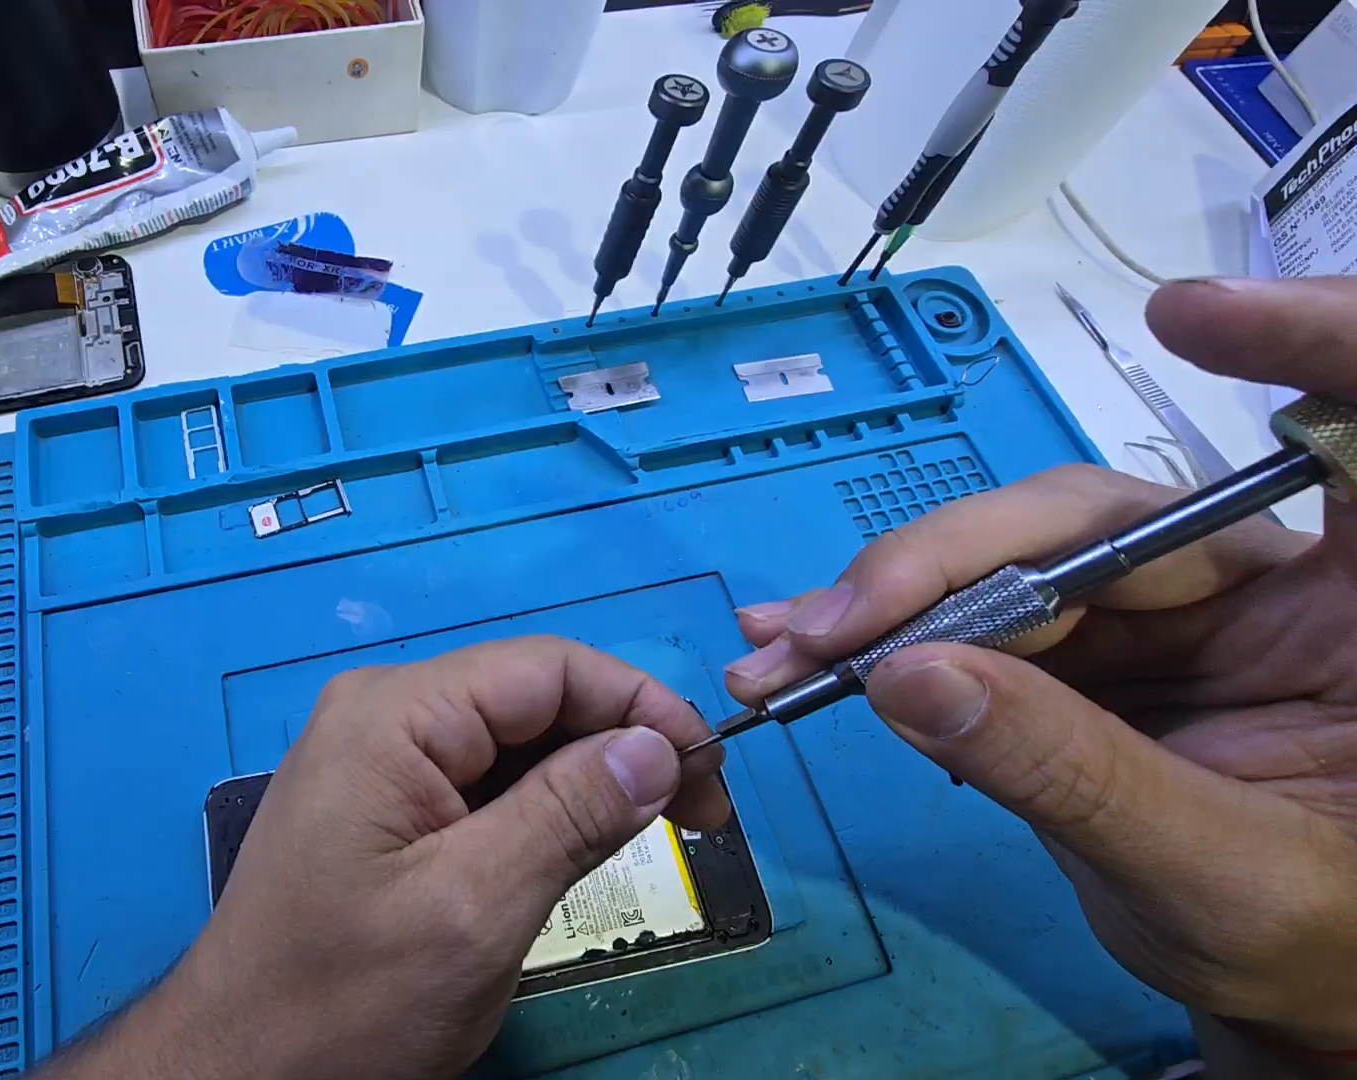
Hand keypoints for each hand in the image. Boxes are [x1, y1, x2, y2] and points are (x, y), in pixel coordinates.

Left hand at [54, 637, 731, 1079]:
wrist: (238, 1069)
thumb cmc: (346, 1001)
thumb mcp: (473, 910)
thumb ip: (568, 815)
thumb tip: (659, 746)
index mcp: (396, 711)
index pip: (545, 668)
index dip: (639, 704)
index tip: (711, 769)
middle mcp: (384, 708)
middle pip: (529, 696)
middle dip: (619, 741)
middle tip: (698, 812)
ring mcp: (378, 749)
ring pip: (511, 737)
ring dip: (586, 775)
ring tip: (651, 828)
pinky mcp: (383, 792)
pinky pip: (479, 774)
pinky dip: (541, 801)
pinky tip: (577, 838)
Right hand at [724, 277, 1356, 1071]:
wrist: (1281, 995)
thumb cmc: (1326, 955)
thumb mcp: (1218, 882)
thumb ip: (1067, 772)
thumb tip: (903, 675)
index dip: (1309, 347)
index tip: (1182, 317)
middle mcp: (1252, 583)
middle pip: (1080, 523)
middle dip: (935, 569)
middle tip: (828, 629)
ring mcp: (1143, 608)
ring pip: (988, 566)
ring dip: (871, 609)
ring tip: (779, 650)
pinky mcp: (1061, 640)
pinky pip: (952, 617)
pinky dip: (870, 639)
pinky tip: (798, 654)